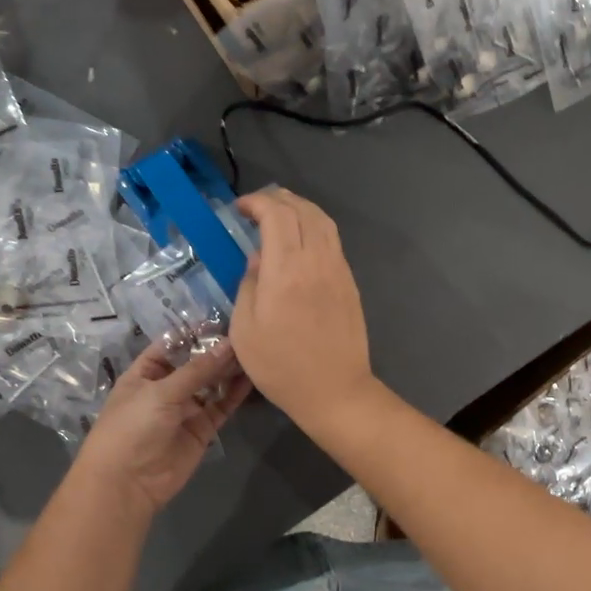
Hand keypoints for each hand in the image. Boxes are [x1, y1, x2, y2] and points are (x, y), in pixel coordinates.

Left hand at [74, 340, 251, 518]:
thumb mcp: (161, 392)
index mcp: (144, 374)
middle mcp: (165, 389)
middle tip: (243, 334)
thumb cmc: (132, 428)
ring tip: (252, 352)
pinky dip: (235, 393)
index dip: (192, 333)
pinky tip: (251, 377)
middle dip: (215, 351)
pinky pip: (222, 405)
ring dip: (228, 370)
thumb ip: (197, 370)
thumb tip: (228, 345)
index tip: (220, 320)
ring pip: (211, 384)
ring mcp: (185, 409)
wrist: (128, 482)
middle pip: (195, 364)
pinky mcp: (202, 429)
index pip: (170, 346)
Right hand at [231, 187, 375, 425]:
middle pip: (303, 211)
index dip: (257, 203)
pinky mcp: (350, 284)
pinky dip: (315, 229)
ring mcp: (339, 271)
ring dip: (301, 210)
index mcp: (287, 270)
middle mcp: (317, 261)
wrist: (336, 390)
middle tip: (257, 207)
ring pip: (324, 222)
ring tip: (280, 215)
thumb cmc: (282, 366)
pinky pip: (333, 242)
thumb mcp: (245, 331)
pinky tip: (302, 242)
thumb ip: (249, 285)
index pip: (277, 214)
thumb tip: (259, 259)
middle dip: (278, 200)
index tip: (240, 210)